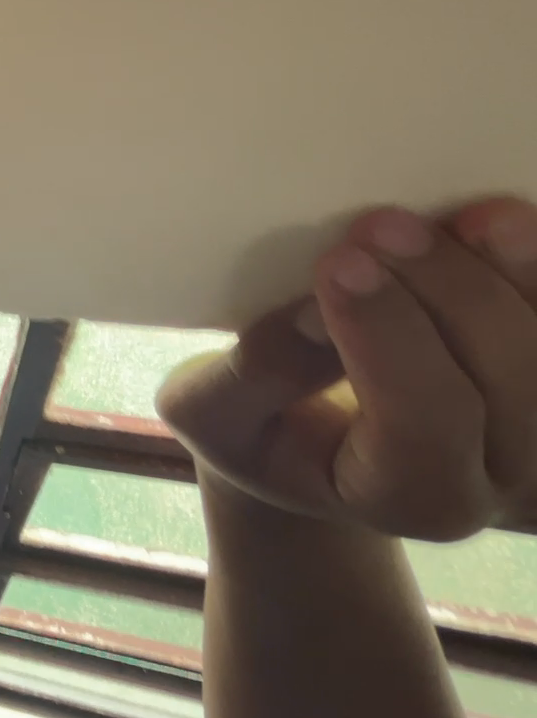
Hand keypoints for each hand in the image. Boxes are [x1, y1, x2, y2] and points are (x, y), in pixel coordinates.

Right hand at [157, 196, 536, 540]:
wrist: (311, 455)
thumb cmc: (249, 434)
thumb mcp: (211, 414)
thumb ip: (258, 375)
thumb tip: (319, 313)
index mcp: (404, 500)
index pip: (421, 418)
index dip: (388, 336)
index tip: (338, 263)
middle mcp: (501, 483)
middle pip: (512, 382)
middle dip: (451, 294)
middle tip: (383, 225)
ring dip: (519, 276)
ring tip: (476, 217)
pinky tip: (506, 230)